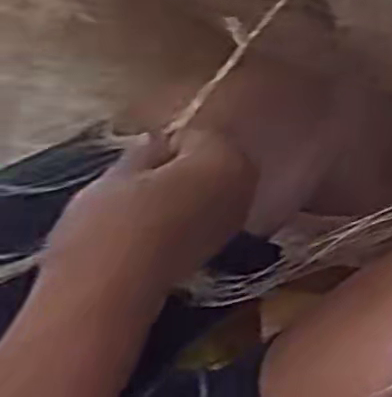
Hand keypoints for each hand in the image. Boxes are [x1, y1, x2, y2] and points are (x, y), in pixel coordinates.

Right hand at [43, 130, 255, 294]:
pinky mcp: (227, 236)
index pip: (198, 137)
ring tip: (142, 212)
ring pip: (215, 185)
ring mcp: (242, 207)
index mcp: (226, 156)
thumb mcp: (112, 182)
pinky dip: (191, 214)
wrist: (110, 292)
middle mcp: (246, 176)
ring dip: (188, 191)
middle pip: (213, 159)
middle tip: (134, 190)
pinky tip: (157, 231)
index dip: (161, 148)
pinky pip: (212, 211)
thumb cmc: (108, 229)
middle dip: (181, 168)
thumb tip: (156, 140)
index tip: (131, 167)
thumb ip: (142, 154)